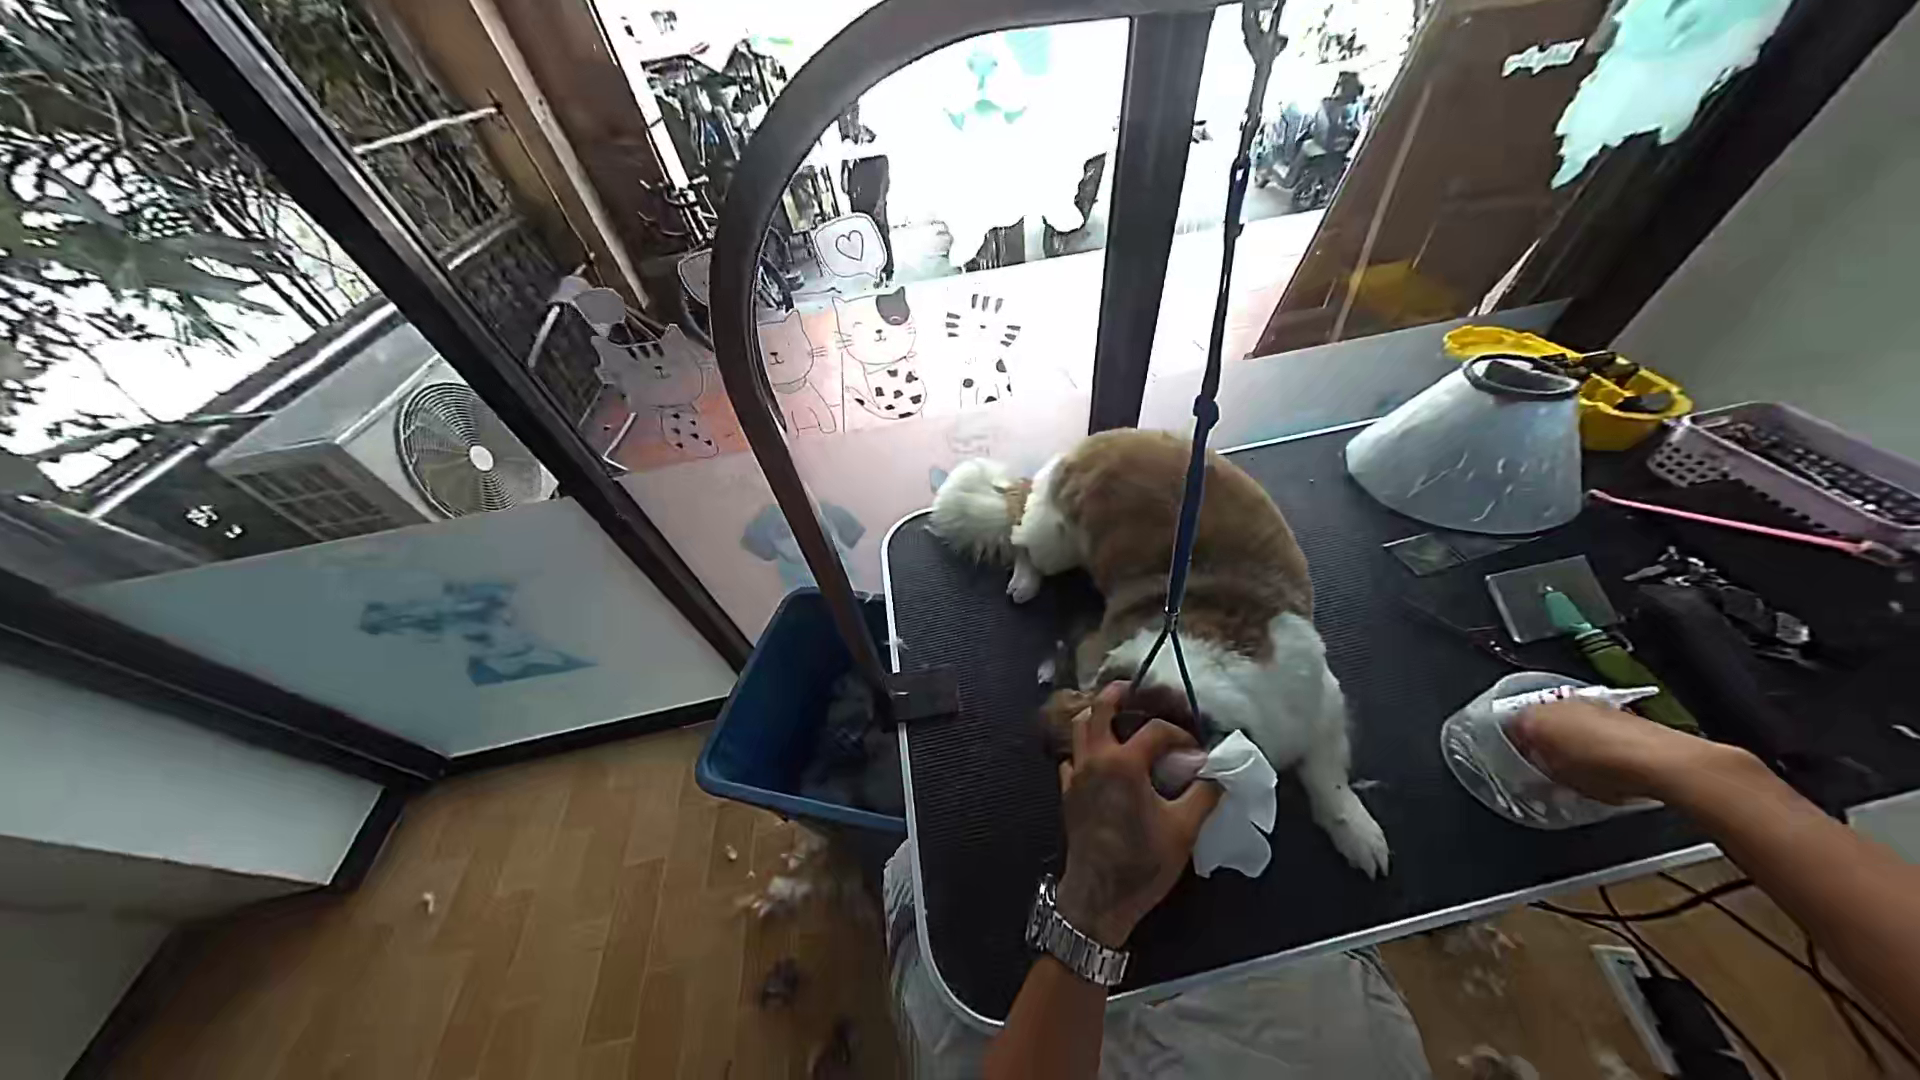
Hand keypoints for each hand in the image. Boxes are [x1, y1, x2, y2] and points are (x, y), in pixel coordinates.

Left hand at [1054, 682, 1221, 946]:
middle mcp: (1095, 758)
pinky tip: (1098, 759)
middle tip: (1129, 688)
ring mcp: (1076, 773)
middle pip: (1099, 710)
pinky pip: (1071, 757)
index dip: (1179, 734)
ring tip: (1112, 715)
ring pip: (1079, 728)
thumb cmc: (1142, 861)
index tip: (1195, 749)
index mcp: (1125, 762)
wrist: (1099, 895)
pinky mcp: (1067, 790)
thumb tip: (1219, 773)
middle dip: (1115, 694)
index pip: (1155, 730)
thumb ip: (1204, 795)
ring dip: (1094, 716)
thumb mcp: (1184, 829)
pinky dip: (1084, 749)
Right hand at [1508, 699, 1753, 803]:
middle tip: (1553, 764)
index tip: (1525, 762)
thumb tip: (1543, 770)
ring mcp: (1591, 705)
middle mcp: (1556, 704)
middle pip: (1541, 721)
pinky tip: (1612, 763)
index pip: (1509, 729)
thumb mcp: (1561, 780)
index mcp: (1529, 717)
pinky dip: (1600, 739)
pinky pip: (1599, 725)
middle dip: (1545, 739)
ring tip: (1585, 766)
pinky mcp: (1621, 712)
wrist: (1666, 764)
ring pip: (1570, 721)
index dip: (1517, 748)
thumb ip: (1543, 769)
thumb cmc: (1607, 770)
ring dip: (1574, 738)